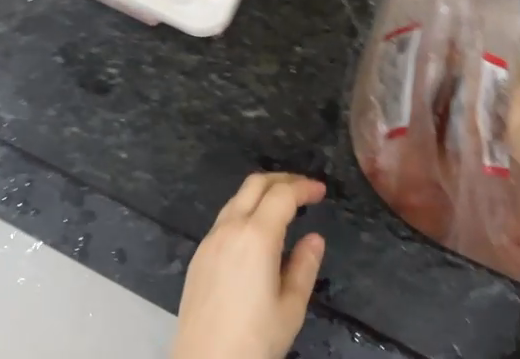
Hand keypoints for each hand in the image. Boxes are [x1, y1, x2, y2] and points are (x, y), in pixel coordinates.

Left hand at [172, 173, 326, 358]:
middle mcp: (230, 228)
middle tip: (304, 190)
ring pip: (237, 199)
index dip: (303, 187)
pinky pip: (225, 219)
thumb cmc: (254, 339)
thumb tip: (314, 238)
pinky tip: (257, 233)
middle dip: (282, 180)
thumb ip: (304, 267)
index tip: (321, 190)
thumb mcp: (291, 308)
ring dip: (261, 194)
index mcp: (256, 236)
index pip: (282, 195)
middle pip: (255, 184)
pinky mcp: (199, 255)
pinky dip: (245, 211)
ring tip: (284, 207)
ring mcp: (210, 240)